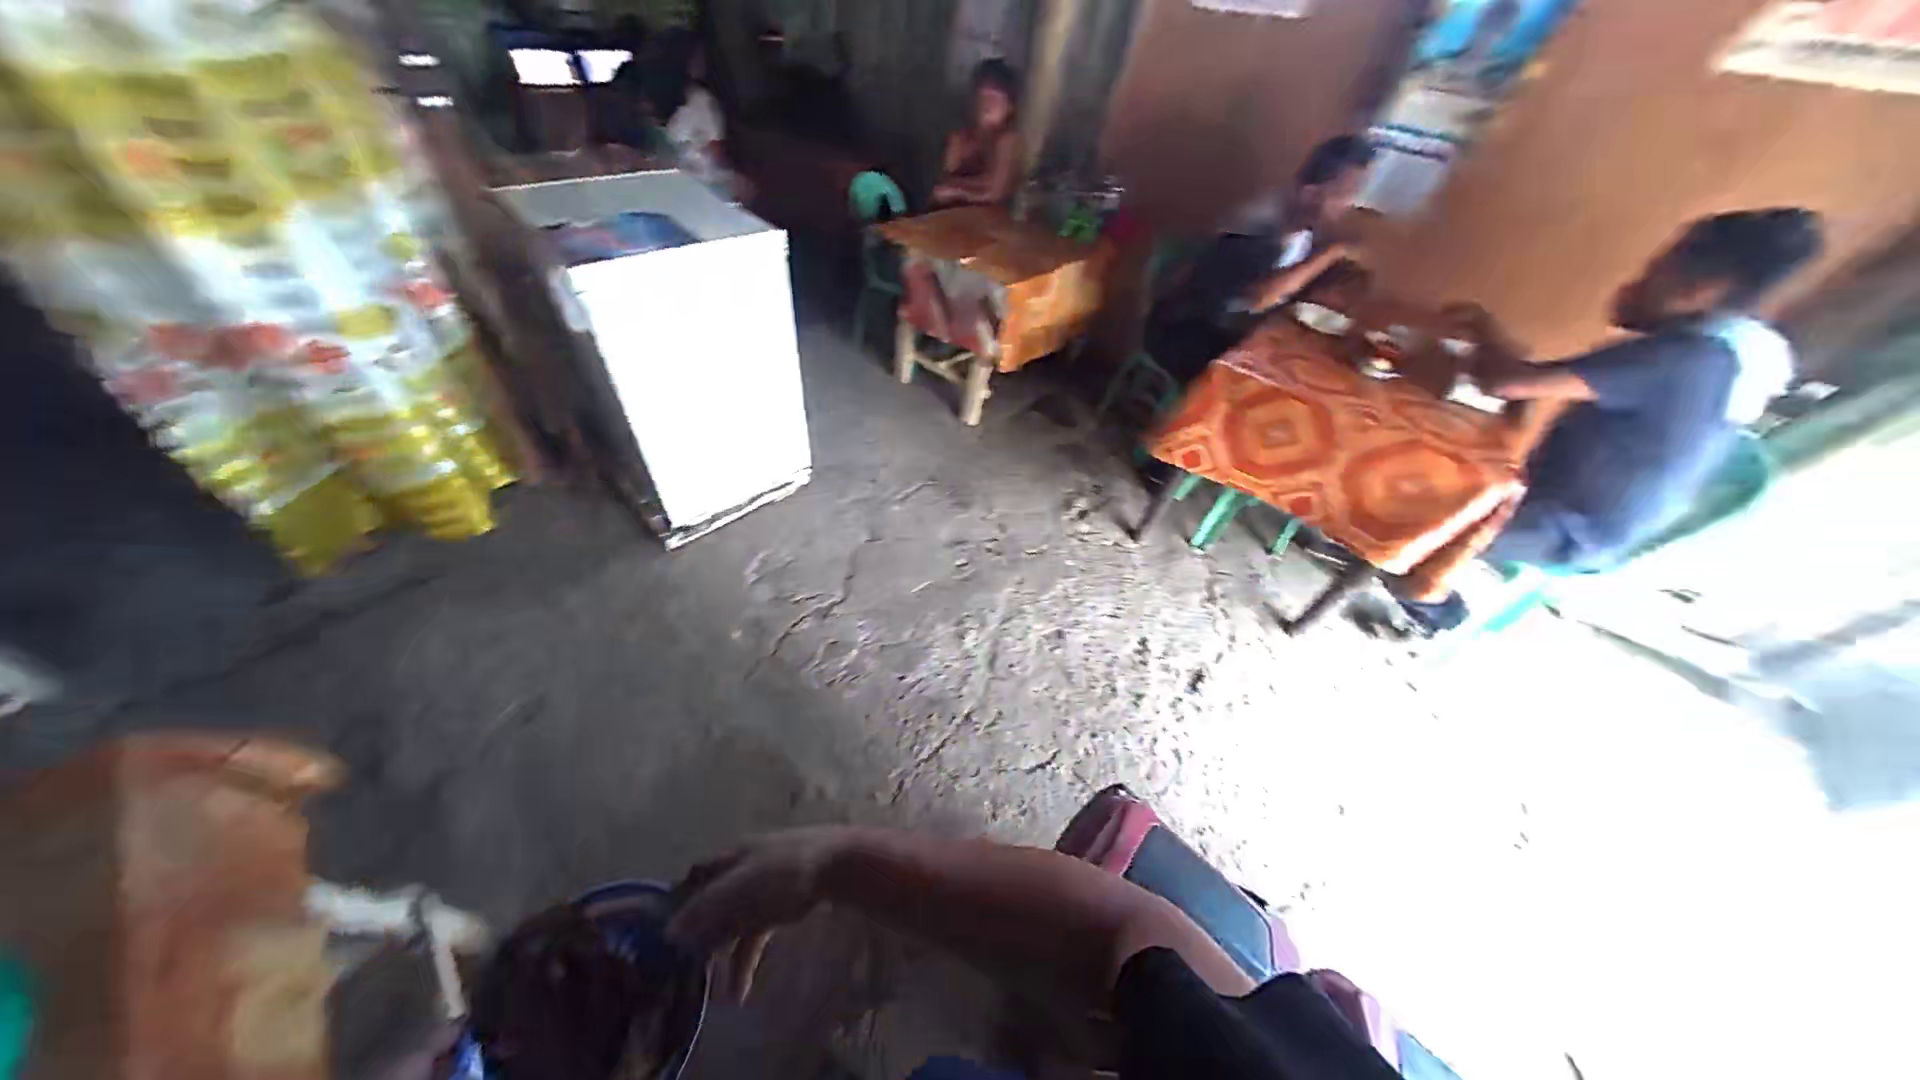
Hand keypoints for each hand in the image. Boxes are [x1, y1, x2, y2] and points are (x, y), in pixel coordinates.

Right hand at [667, 827, 854, 1001]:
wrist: (840, 864)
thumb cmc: (787, 870)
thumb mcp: (742, 886)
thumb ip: (707, 907)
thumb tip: (670, 930)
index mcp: (734, 855)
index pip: (698, 877)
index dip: (682, 902)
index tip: (668, 935)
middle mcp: (746, 868)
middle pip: (716, 903)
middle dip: (702, 936)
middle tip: (688, 969)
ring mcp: (767, 887)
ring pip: (736, 923)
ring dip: (725, 955)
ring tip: (715, 990)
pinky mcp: (785, 906)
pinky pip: (757, 935)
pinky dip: (747, 960)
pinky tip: (741, 989)